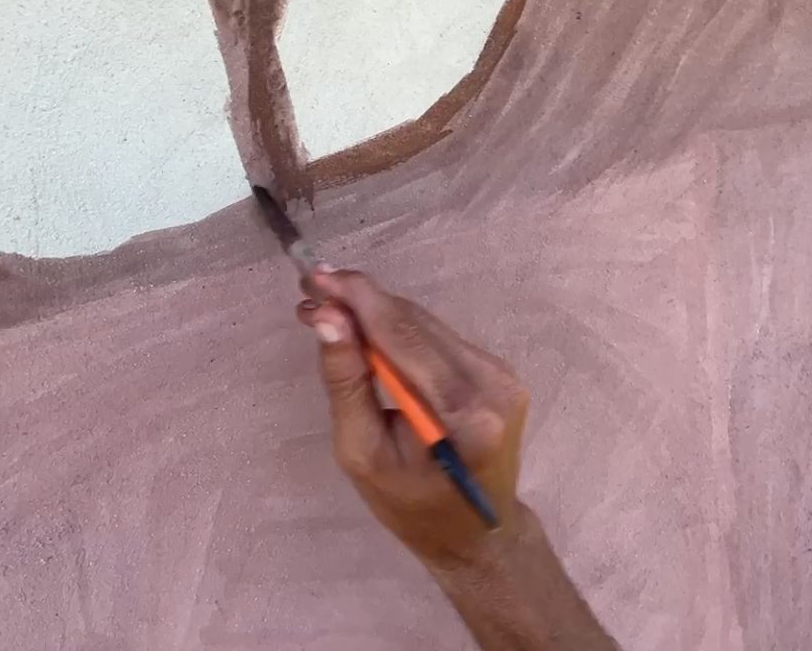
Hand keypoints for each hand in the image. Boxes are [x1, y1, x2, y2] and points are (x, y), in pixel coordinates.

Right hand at [296, 269, 528, 569]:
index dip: (357, 300)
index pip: (402, 336)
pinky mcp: (497, 367)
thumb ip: (347, 381)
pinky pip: (436, 334)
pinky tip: (368, 333)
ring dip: (375, 313)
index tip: (315, 277)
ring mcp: (500, 371)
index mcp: (462, 413)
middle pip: (412, 322)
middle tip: (311, 295)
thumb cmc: (411, 505)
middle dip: (358, 302)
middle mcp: (490, 382)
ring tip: (329, 313)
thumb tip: (327, 317)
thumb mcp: (362, 453)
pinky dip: (398, 329)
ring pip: (423, 322)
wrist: (479, 534)